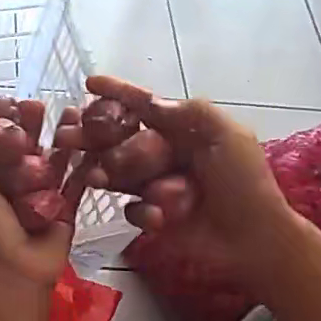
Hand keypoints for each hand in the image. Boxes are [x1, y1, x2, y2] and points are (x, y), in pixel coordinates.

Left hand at [0, 113, 75, 310]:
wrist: (19, 273)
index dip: (2, 123)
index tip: (8, 101)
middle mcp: (15, 185)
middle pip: (25, 147)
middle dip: (30, 125)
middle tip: (36, 104)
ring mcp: (42, 195)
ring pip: (52, 160)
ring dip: (59, 137)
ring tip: (67, 112)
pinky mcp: (66, 207)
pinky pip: (76, 181)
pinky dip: (82, 162)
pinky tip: (89, 140)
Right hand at [77, 75, 301, 281]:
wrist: (254, 237)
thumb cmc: (244, 182)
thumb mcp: (227, 136)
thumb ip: (190, 113)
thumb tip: (150, 101)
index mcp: (181, 131)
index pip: (144, 107)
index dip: (117, 93)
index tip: (90, 83)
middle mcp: (163, 154)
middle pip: (118, 141)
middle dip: (92, 138)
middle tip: (66, 138)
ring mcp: (154, 185)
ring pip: (117, 174)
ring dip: (104, 173)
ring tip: (93, 177)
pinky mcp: (151, 215)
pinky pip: (132, 208)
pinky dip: (143, 211)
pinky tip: (159, 218)